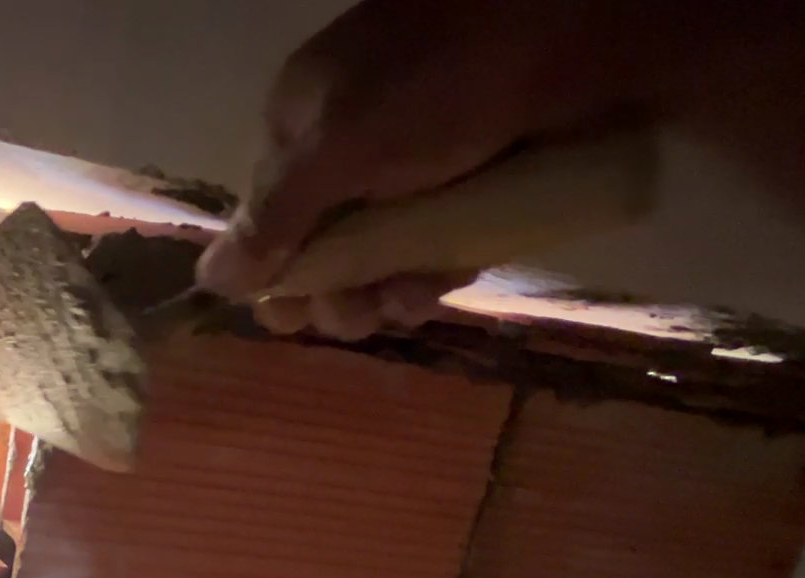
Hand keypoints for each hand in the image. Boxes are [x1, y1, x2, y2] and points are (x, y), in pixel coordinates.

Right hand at [195, 0, 804, 333]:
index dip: (274, 274)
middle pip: (320, 242)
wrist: (598, 24)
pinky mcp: (471, 184)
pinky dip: (428, 276)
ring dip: (378, 292)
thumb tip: (207, 281)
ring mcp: (414, 166)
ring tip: (397, 309)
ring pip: (377, 251)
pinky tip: (430, 296)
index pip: (266, 217)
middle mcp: (351, 145)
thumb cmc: (443, 81)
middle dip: (330, 290)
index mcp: (303, 122)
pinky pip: (431, 244)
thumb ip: (271, 221)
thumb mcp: (337, 151)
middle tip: (349, 321)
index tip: (286, 319)